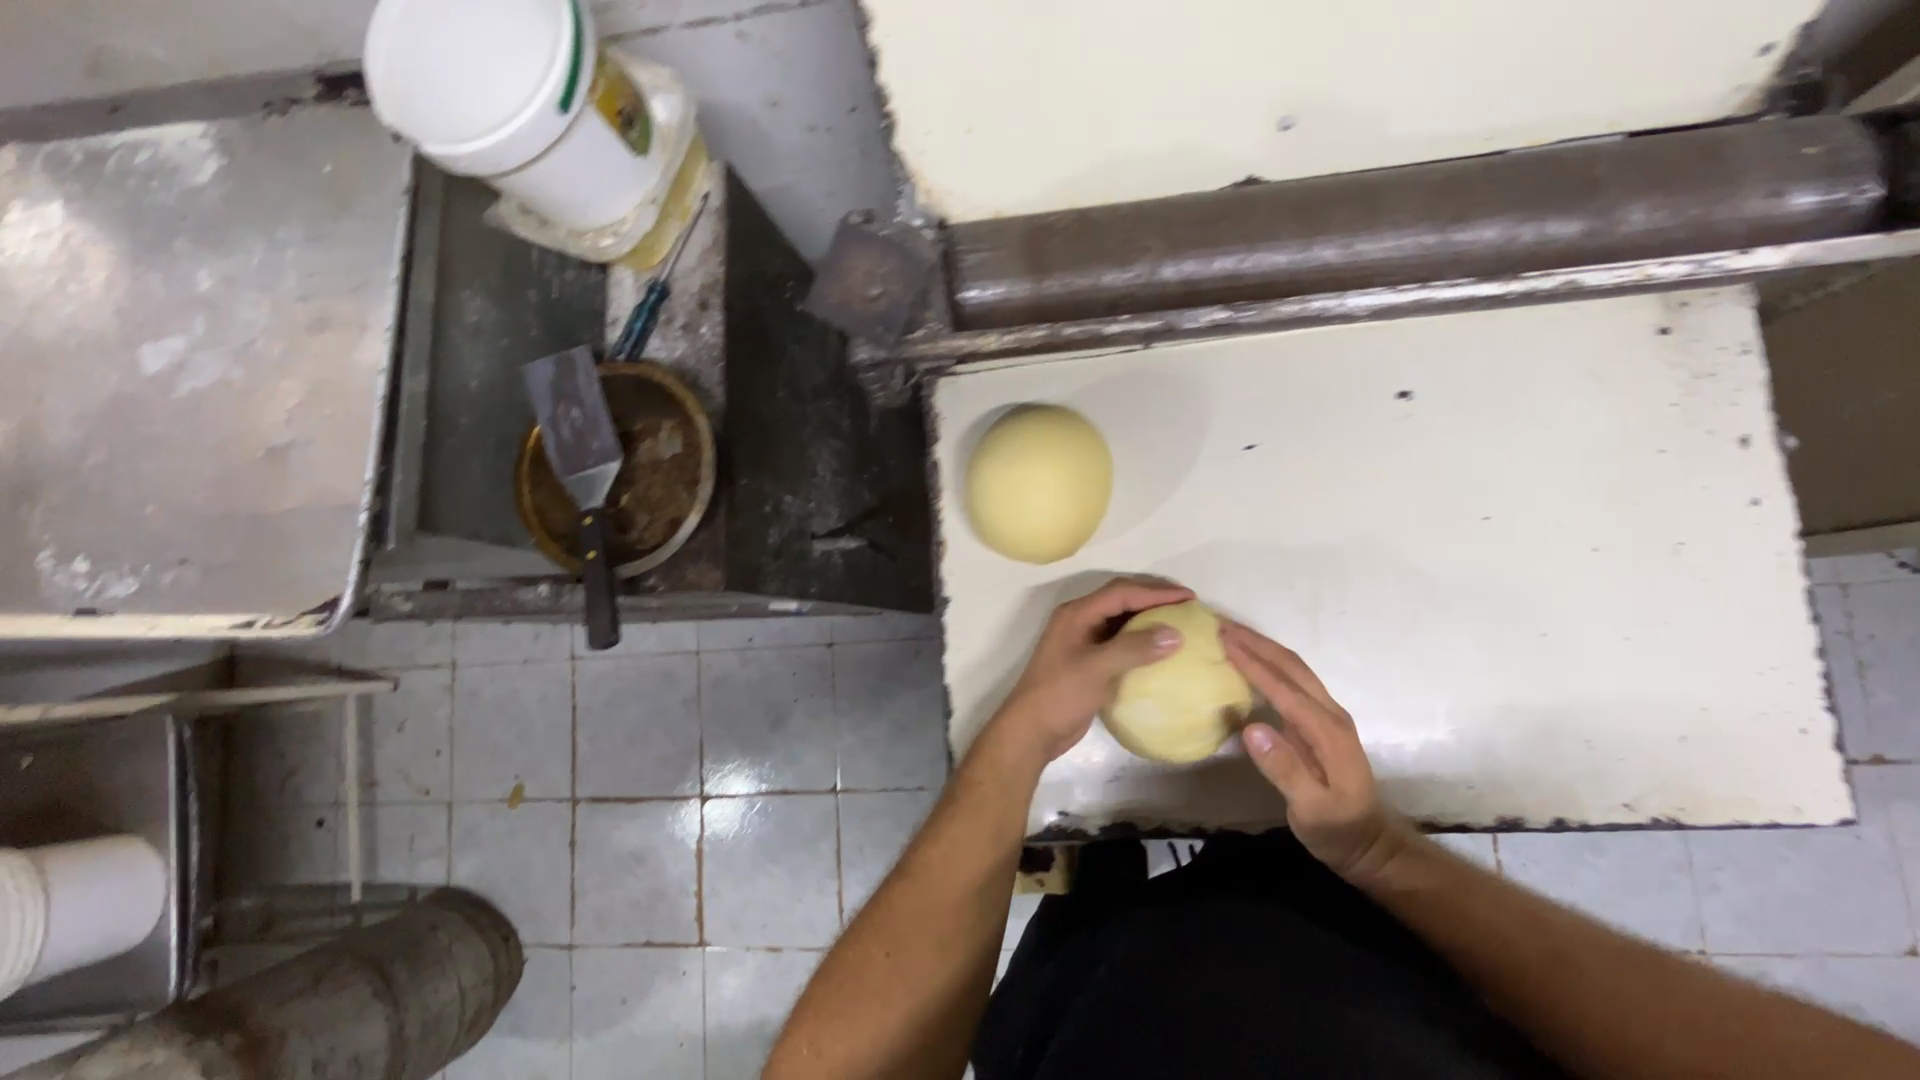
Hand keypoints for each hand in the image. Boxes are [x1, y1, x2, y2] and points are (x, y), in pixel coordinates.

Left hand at [986, 578, 1194, 763]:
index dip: (1155, 592)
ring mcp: (1084, 641)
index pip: (1121, 592)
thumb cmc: (1059, 694)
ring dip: (1149, 619)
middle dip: (1153, 598)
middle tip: (1188, 605)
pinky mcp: (1090, 662)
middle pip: (1121, 599)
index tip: (1189, 597)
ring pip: (1122, 620)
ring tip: (1181, 622)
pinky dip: (1142, 641)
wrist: (1033, 730)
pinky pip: (1121, 642)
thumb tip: (1175, 634)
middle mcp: (1080, 621)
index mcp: (1077, 613)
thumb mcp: (1096, 668)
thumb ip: (1134, 648)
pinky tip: (1163, 650)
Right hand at [1222, 621, 1414, 882]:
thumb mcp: (1310, 809)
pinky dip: (1270, 664)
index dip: (1253, 663)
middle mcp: (1331, 714)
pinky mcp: (1321, 722)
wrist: (1369, 843)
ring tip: (1233, 634)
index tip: (1223, 641)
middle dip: (1257, 643)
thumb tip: (1251, 728)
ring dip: (1264, 648)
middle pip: (1292, 666)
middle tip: (1221, 626)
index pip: (1284, 688)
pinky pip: (1293, 682)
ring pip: (1295, 670)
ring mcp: (1328, 716)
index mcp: (1327, 731)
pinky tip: (1252, 662)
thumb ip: (1284, 769)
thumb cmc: (1337, 828)